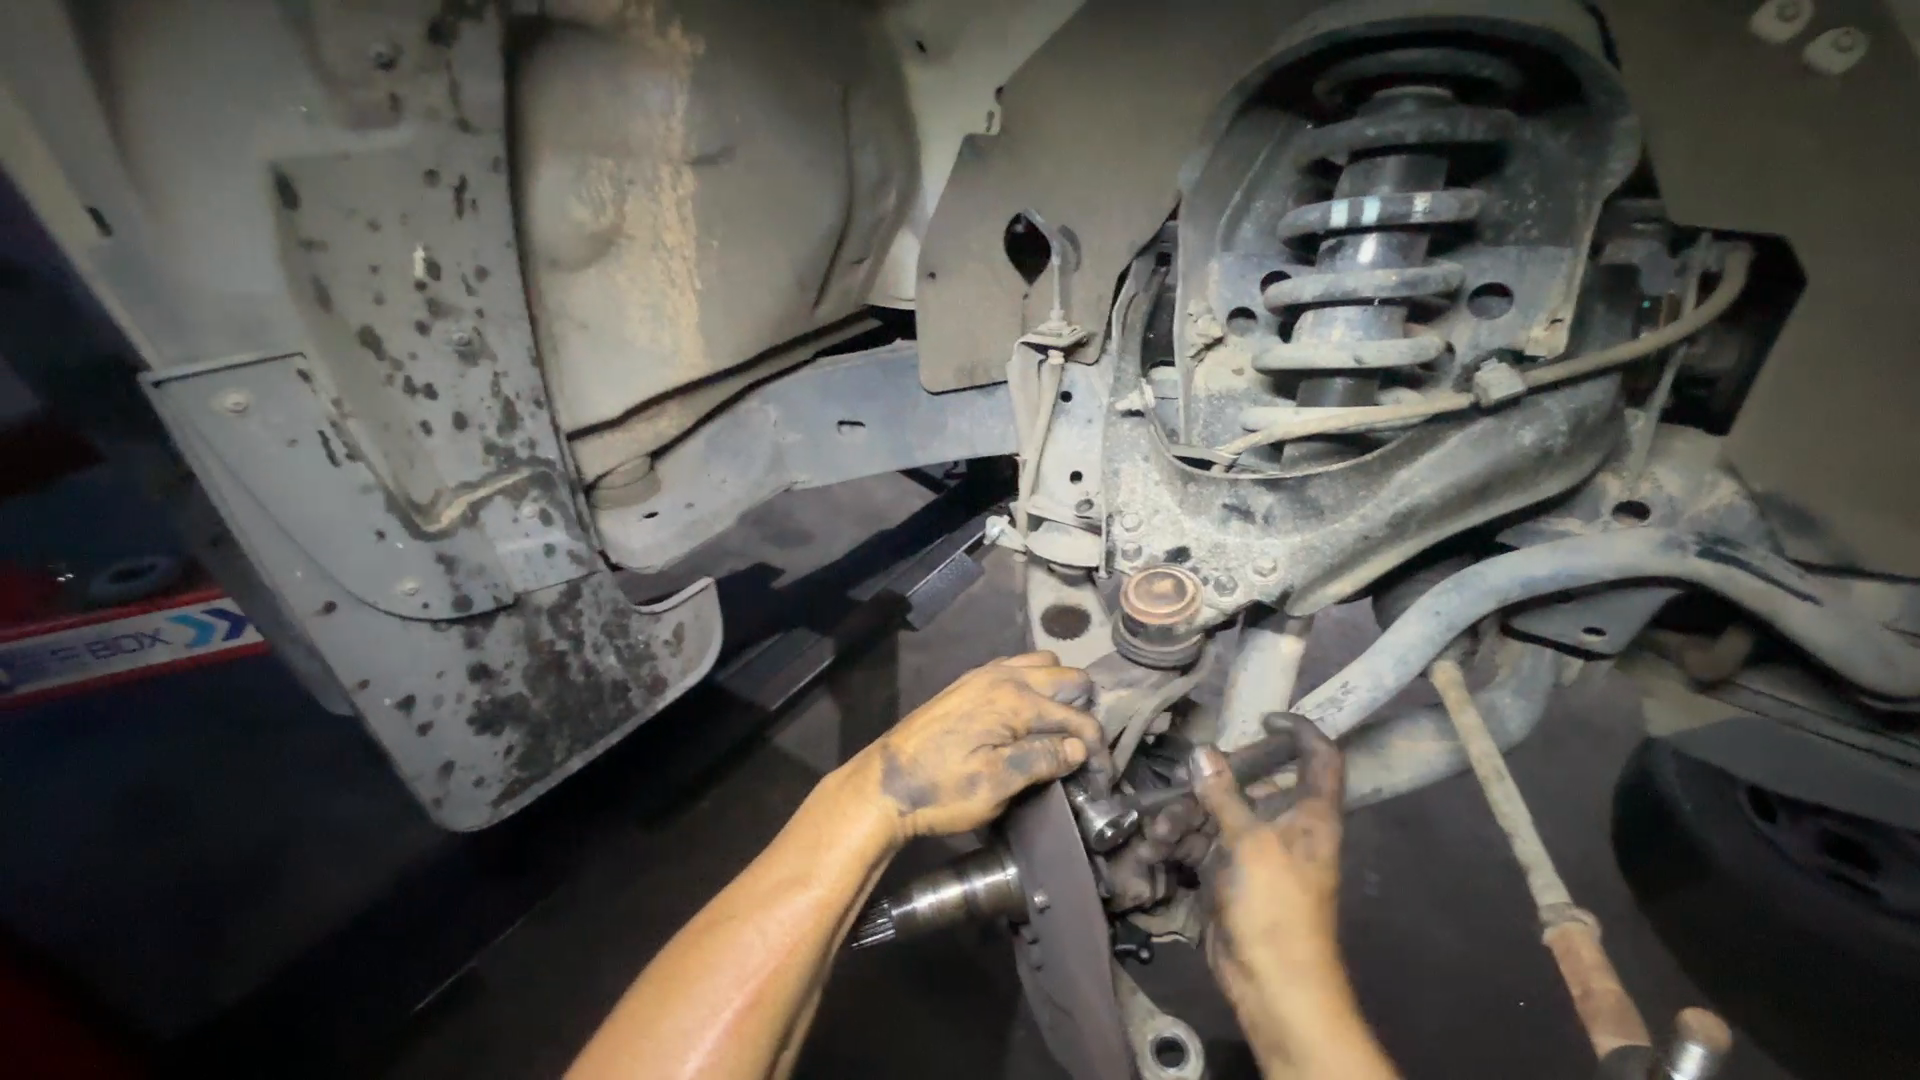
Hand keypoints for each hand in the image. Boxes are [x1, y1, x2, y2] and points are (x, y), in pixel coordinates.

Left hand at [846, 652, 1106, 841]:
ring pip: (1043, 665)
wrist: (886, 783)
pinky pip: (1016, 668)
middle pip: (1068, 678)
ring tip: (1059, 729)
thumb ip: (1042, 760)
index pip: (1078, 718)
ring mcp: (984, 675)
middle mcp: (1004, 676)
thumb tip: (1080, 748)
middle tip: (1082, 751)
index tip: (1100, 780)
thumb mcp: (996, 784)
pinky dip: (1034, 684)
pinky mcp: (969, 683)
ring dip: (1059, 691)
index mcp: (1015, 700)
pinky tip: (1028, 716)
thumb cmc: (942, 789)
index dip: (1097, 750)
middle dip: (1084, 711)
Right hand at [1192, 722, 1396, 1079]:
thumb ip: (1223, 795)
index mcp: (1311, 814)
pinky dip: (1178, 844)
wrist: (1272, 983)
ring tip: (1159, 831)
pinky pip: (1201, 844)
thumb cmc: (1276, 907)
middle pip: (1250, 785)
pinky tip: (1155, 847)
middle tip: (1181, 783)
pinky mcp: (1228, 874)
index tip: (1263, 718)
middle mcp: (1285, 826)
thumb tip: (1201, 752)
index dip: (1300, 731)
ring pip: (1216, 814)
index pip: (1320, 757)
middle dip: (1210, 784)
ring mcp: (1255, 851)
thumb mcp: (1249, 843)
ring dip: (1184, 818)